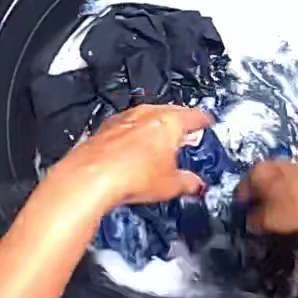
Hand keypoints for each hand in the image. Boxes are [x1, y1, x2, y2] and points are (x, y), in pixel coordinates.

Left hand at [45, 105, 213, 209]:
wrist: (91, 177)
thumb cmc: (130, 175)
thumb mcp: (170, 185)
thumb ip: (188, 182)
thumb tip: (194, 184)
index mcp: (170, 121)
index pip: (194, 116)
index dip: (203, 120)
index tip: (207, 121)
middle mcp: (146, 114)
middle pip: (170, 112)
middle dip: (179, 123)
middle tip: (186, 133)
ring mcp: (123, 119)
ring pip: (146, 118)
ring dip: (154, 128)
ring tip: (159, 144)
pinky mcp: (104, 129)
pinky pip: (126, 127)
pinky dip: (133, 135)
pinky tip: (132, 151)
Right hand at [238, 161, 297, 232]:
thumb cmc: (295, 207)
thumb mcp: (270, 220)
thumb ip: (256, 221)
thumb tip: (251, 221)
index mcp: (259, 171)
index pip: (242, 187)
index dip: (242, 202)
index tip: (244, 215)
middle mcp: (274, 163)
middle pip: (261, 181)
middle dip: (259, 196)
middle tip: (260, 213)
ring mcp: (293, 165)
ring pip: (278, 181)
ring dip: (276, 193)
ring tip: (278, 211)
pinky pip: (293, 183)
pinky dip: (290, 193)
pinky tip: (295, 205)